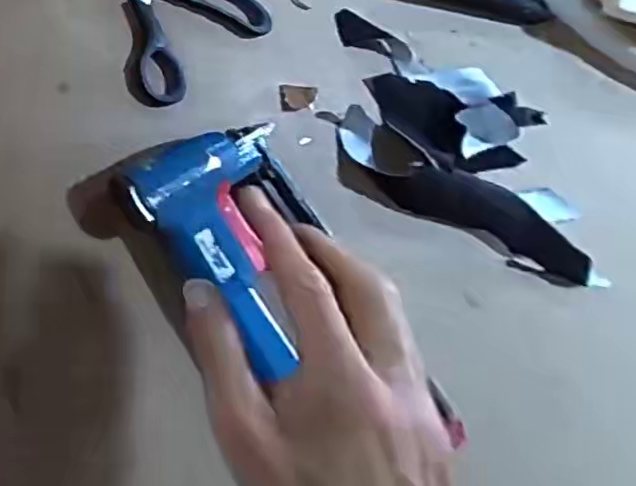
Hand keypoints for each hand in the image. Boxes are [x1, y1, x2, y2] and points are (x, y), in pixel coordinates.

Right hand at [183, 187, 454, 485]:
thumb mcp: (243, 436)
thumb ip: (220, 356)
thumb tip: (202, 288)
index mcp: (344, 379)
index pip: (308, 283)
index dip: (276, 233)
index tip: (252, 199)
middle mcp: (394, 380)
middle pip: (367, 284)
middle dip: (321, 244)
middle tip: (282, 230)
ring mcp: (422, 403)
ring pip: (392, 312)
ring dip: (348, 275)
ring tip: (308, 269)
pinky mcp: (433, 424)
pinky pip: (400, 342)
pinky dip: (366, 312)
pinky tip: (340, 331)